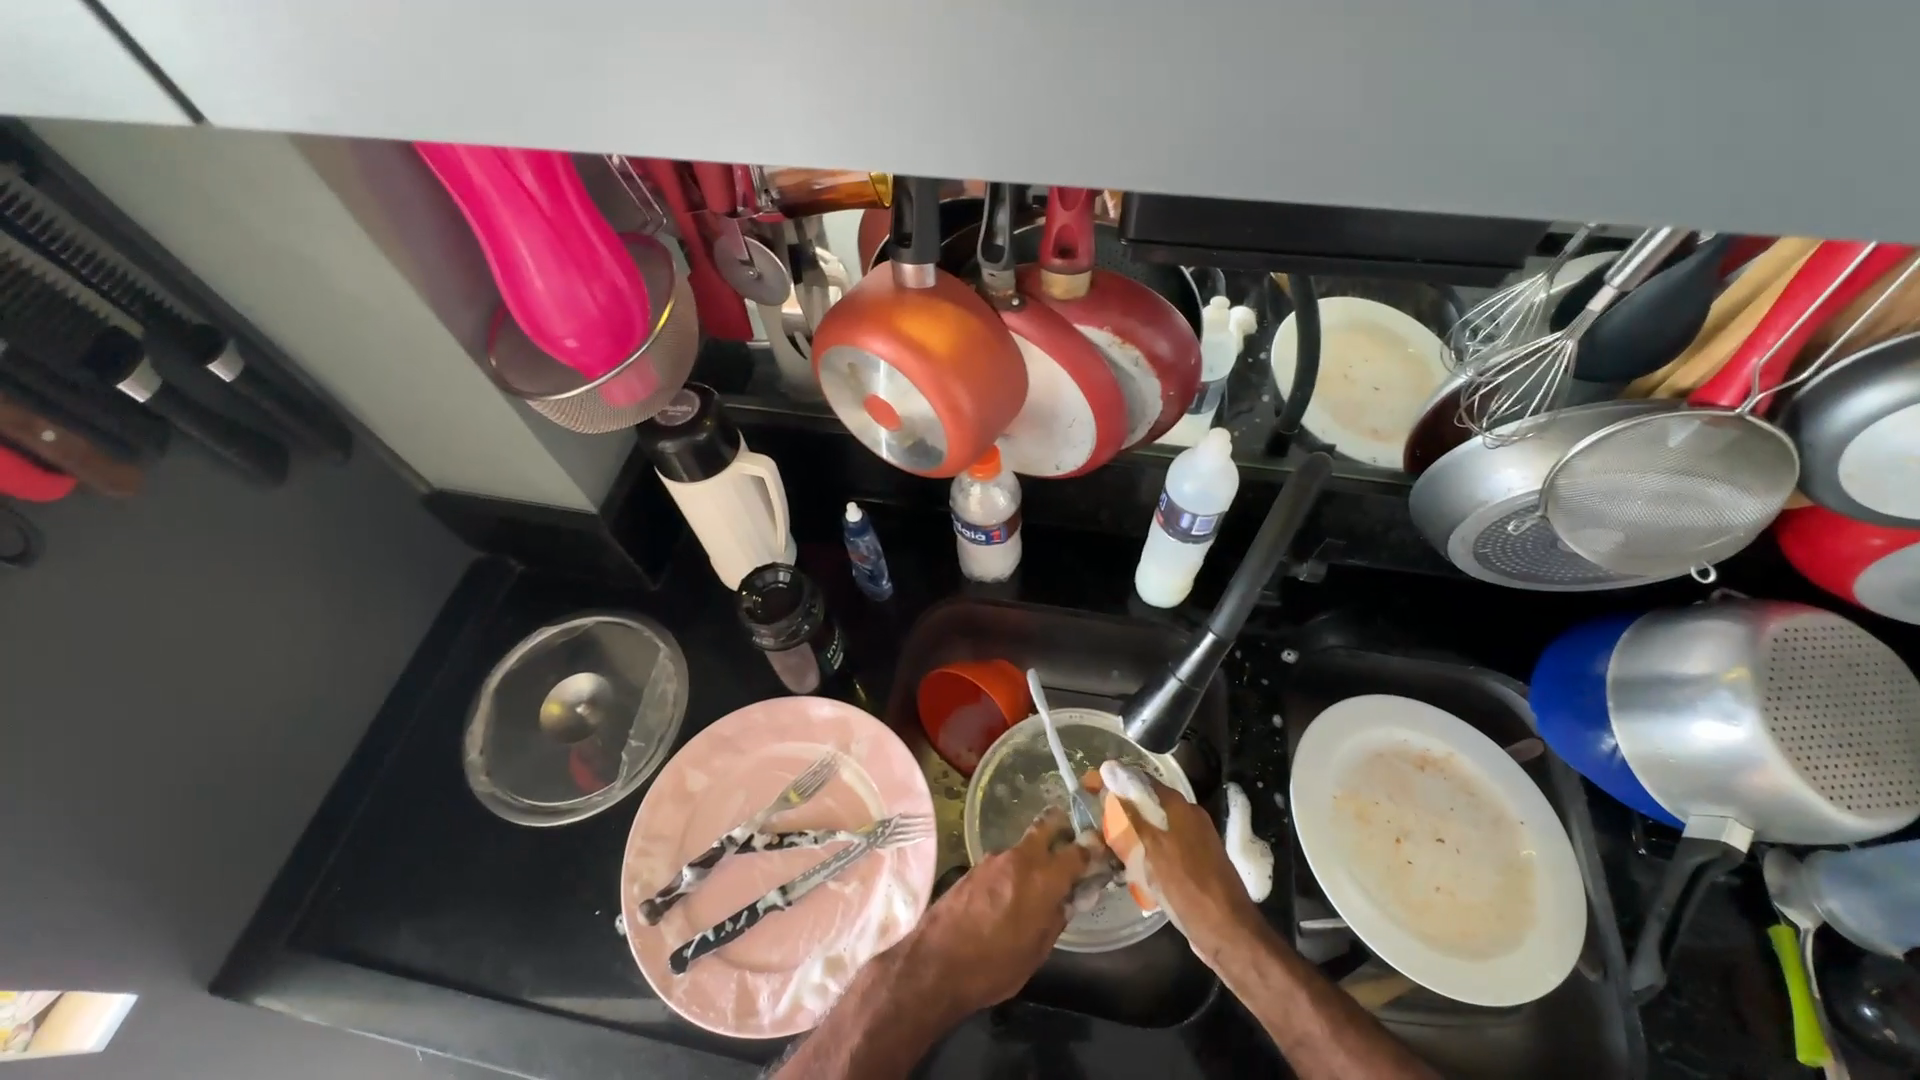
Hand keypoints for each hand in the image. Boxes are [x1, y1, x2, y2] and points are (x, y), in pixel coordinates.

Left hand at [895, 807, 1092, 1013]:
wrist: (935, 964)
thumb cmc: (995, 965)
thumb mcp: (1038, 950)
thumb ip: (1057, 917)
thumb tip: (1069, 899)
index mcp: (1044, 878)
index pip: (1078, 852)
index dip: (1092, 850)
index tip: (1101, 852)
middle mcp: (1019, 858)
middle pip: (1046, 826)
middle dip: (1062, 828)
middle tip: (1071, 841)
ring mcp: (992, 859)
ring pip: (1022, 847)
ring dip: (1034, 856)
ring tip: (1038, 880)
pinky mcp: (972, 868)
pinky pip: (1003, 862)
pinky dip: (1013, 870)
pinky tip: (1010, 892)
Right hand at [1084, 764, 1259, 958]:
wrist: (1228, 932)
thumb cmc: (1188, 887)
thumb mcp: (1153, 847)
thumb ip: (1130, 810)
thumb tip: (1109, 770)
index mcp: (1179, 808)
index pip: (1139, 781)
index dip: (1112, 780)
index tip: (1086, 788)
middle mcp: (1189, 818)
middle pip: (1146, 803)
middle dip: (1119, 810)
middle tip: (1094, 824)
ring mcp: (1194, 841)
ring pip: (1153, 827)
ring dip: (1130, 834)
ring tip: (1108, 848)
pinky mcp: (1195, 863)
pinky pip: (1162, 848)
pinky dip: (1145, 853)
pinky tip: (1131, 869)